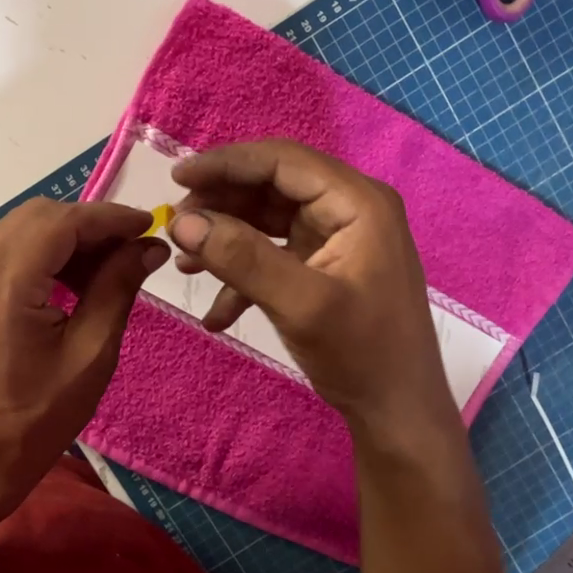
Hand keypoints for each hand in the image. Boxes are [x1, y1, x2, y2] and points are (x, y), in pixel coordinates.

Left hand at [0, 198, 168, 514]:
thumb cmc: (37, 417)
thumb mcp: (90, 355)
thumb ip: (117, 288)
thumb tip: (148, 246)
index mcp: (8, 285)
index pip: (62, 221)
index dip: (109, 217)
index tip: (150, 226)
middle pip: (38, 214)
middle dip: (88, 222)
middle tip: (131, 248)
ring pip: (22, 227)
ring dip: (67, 234)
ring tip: (108, 264)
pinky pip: (8, 249)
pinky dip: (44, 250)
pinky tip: (73, 279)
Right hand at [166, 140, 456, 429]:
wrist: (397, 412)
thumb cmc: (361, 353)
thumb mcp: (299, 304)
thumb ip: (241, 257)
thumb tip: (182, 221)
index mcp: (357, 203)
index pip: (282, 161)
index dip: (226, 163)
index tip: (176, 179)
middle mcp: (348, 209)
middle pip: (270, 186)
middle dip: (220, 204)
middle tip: (176, 226)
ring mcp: (335, 239)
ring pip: (265, 219)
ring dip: (223, 238)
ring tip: (185, 263)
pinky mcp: (322, 267)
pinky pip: (272, 254)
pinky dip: (241, 274)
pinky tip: (216, 312)